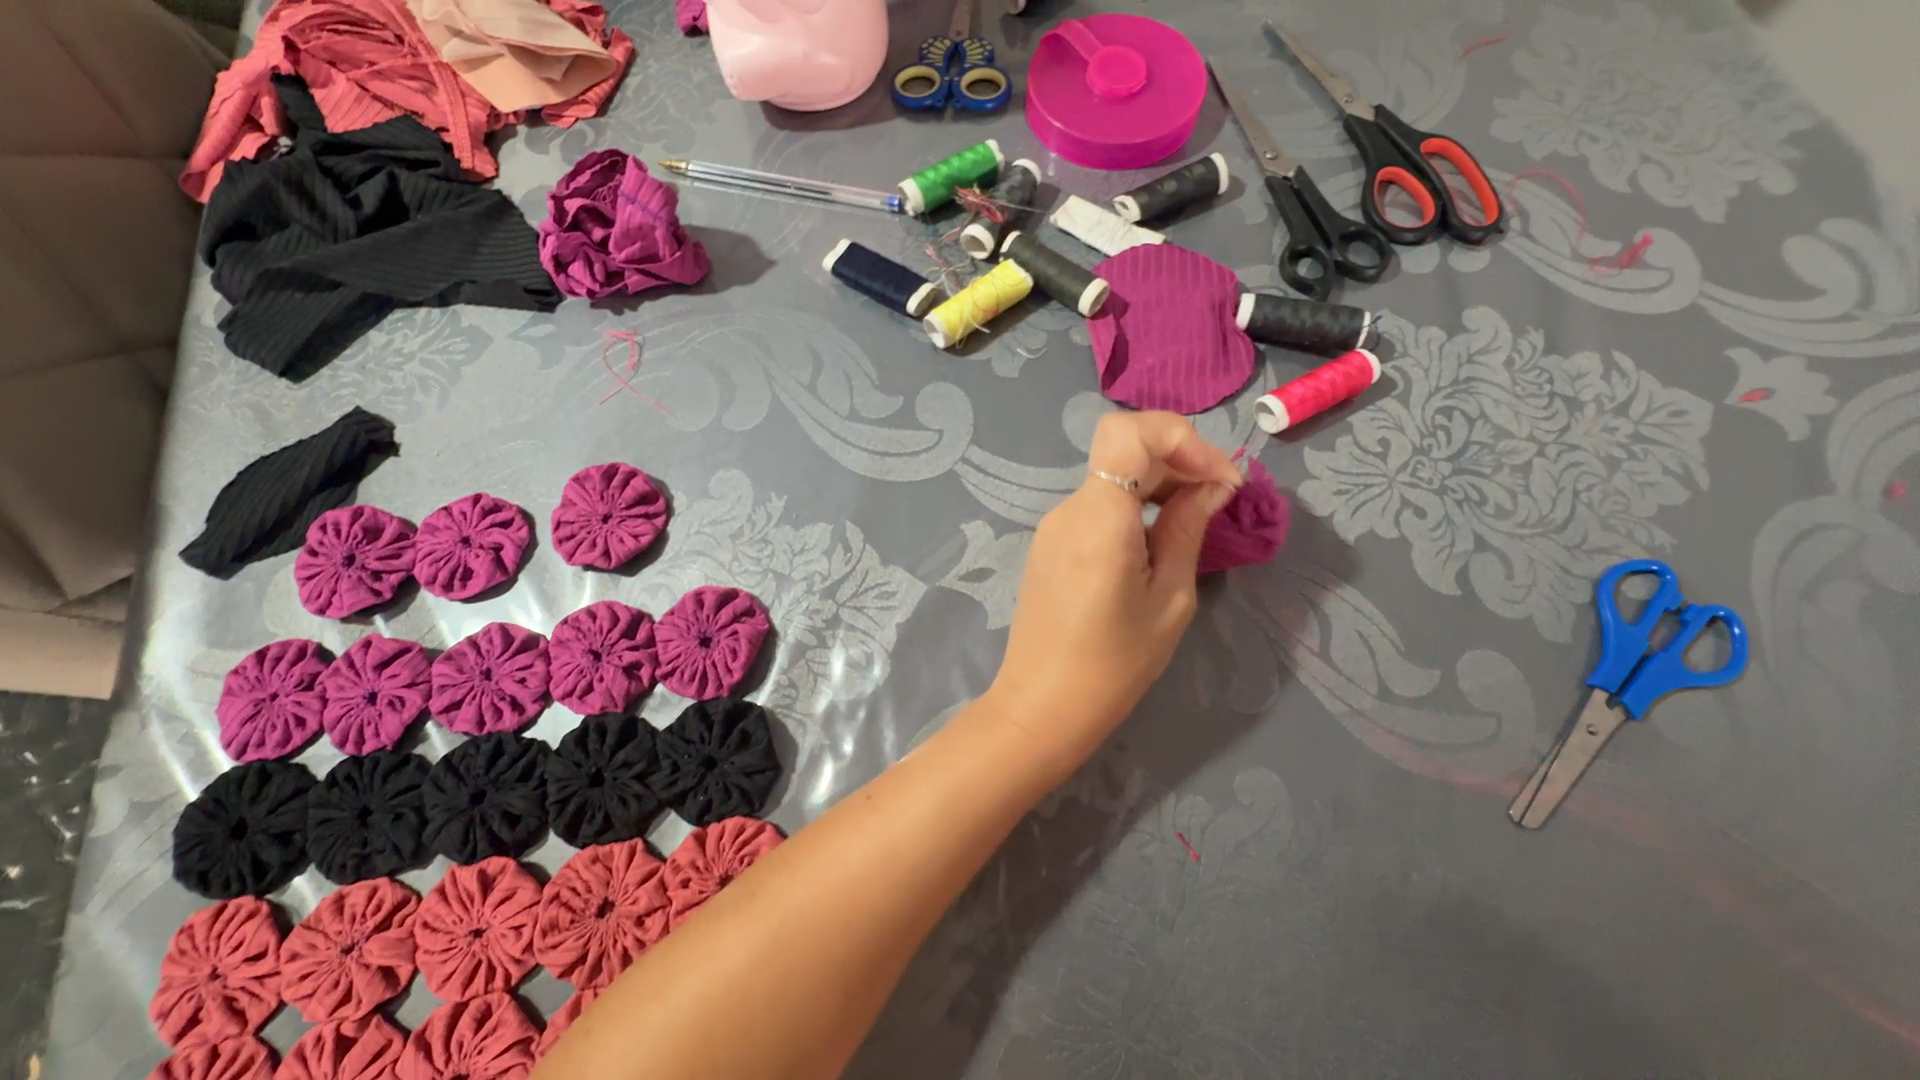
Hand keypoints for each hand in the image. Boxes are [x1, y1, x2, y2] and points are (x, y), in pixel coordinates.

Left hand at [986, 412, 1242, 776]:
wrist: (1042, 705)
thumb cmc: (1114, 664)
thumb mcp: (1169, 599)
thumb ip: (1186, 530)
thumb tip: (1210, 486)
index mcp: (1098, 519)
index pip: (1126, 432)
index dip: (1179, 438)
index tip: (1216, 479)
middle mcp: (1068, 510)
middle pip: (1123, 450)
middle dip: (1179, 459)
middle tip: (1220, 497)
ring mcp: (1054, 526)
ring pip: (1112, 476)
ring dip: (1159, 482)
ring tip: (1197, 518)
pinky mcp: (1050, 544)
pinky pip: (1098, 505)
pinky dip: (1134, 505)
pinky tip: (1159, 537)